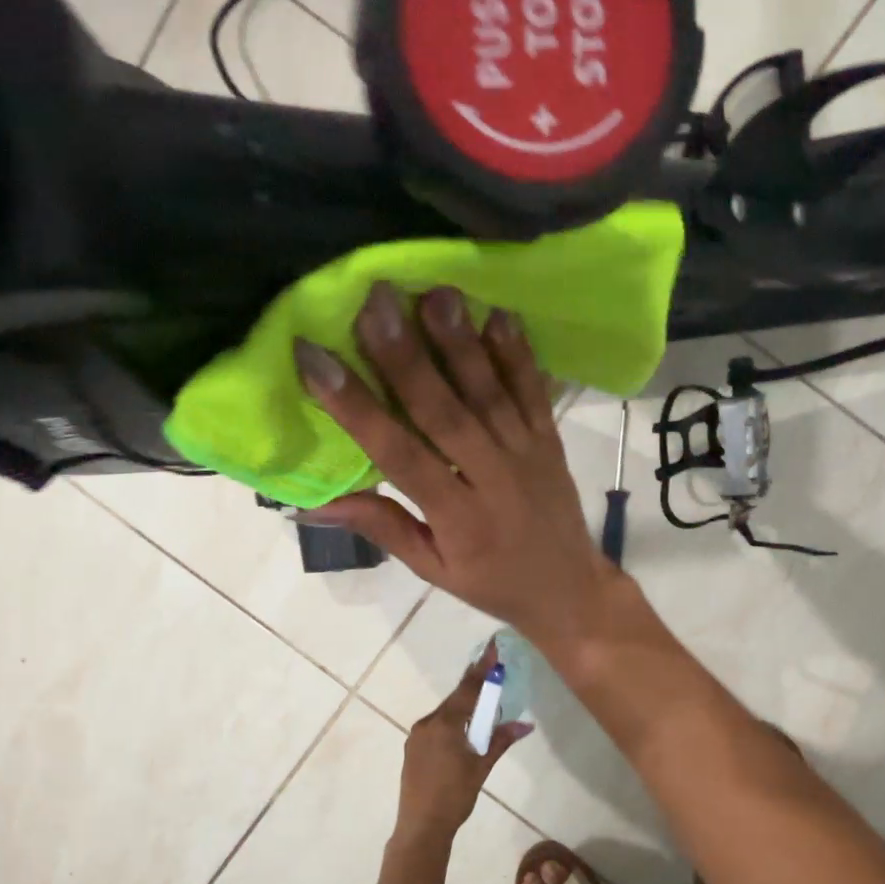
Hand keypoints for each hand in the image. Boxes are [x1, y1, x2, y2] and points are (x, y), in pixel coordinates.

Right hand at [296, 282, 625, 651]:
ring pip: (490, 393)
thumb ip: (382, 526)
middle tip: (375, 302)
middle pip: (445, 412)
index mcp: (457, 519)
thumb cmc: (491, 582)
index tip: (316, 360)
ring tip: (434, 293)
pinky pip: (534, 392)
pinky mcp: (552, 439)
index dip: (355, 408)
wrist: (570, 590)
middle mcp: (492, 479)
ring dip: (461, 342)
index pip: (398, 455)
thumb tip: (314, 500)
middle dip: (406, 356)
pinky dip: (518, 353)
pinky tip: (499, 313)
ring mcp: (527, 454)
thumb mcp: (432, 569)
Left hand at [395, 642, 532, 844]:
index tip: (492, 649)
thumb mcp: (481, 767)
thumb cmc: (454, 797)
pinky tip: (462, 734)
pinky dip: (451, 724)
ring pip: (445, 715)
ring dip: (463, 709)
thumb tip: (525, 724)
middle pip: (455, 701)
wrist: (421, 826)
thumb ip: (500, 741)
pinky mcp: (412, 749)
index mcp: (445, 725)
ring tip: (482, 708)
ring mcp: (417, 736)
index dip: (483, 669)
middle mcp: (427, 724)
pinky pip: (436, 728)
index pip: (468, 690)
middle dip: (474, 689)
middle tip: (493, 674)